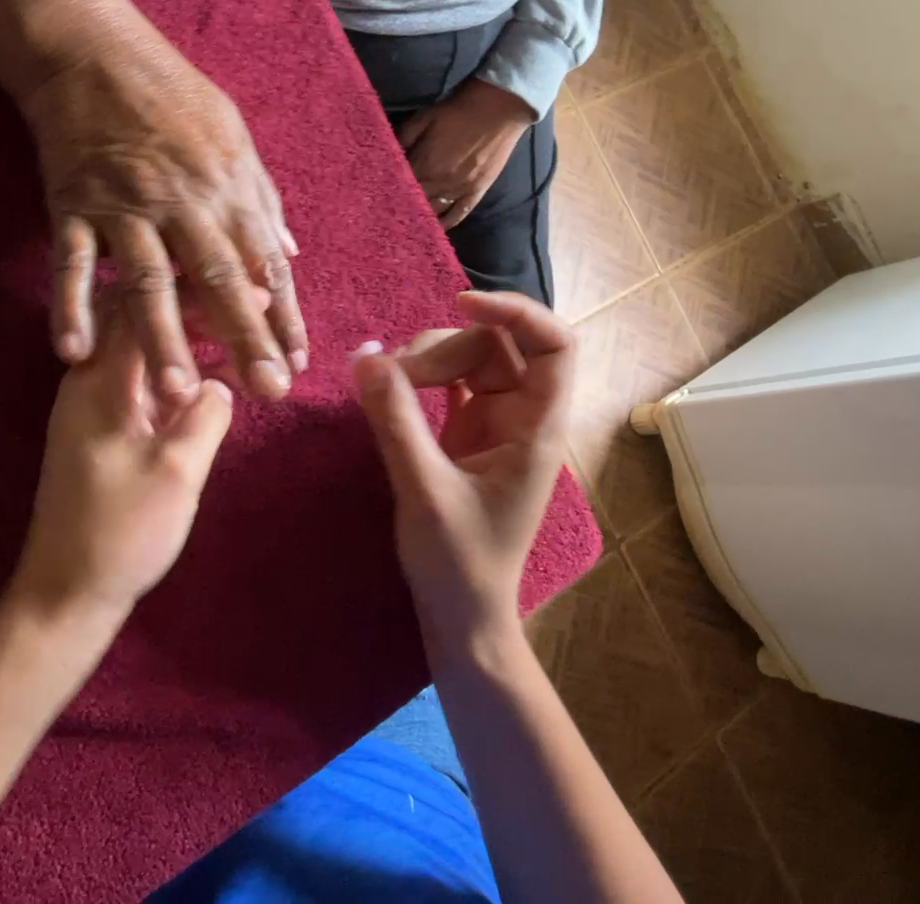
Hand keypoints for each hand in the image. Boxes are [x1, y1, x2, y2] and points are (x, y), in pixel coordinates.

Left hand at [11, 301, 234, 618]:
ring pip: (145, 350)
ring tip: (242, 338)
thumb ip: (205, 415)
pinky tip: (217, 382)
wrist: (67, 590)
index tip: (249, 290)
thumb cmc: (120, 532)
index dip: (199, 292)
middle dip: (196, 307)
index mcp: (99, 382)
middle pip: (142, 319)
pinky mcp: (104, 430)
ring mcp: (94, 406)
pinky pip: (144, 383)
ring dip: (191, 340)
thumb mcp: (176, 472)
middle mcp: (90, 382)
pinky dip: (180, 375)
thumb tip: (221, 382)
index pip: (146, 308)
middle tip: (251, 307)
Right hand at [22, 30, 307, 403]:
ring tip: (178, 391)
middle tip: (267, 393)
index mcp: (227, 188)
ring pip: (149, 282)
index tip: (297, 363)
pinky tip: (75, 354)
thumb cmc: (171, 95)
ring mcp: (125, 209)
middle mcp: (183, 204)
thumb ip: (261, 199)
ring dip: (164, 339)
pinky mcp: (73, 208)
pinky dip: (71, 307)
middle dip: (246, 339)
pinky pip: (72, 265)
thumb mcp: (234, 136)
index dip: (283, 315)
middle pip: (219, 280)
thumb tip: (288, 256)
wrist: (92, 53)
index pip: (264, 263)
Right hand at [351, 292, 574, 640]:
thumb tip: (364, 356)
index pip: (555, 344)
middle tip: (389, 379)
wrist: (462, 613)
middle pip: (494, 346)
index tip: (459, 305)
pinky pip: (450, 385)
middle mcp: (522, 418)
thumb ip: (396, 421)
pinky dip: (421, 379)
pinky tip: (391, 387)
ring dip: (424, 362)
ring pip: (467, 361)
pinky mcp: (467, 436)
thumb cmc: (458, 562)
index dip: (516, 312)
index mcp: (536, 428)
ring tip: (381, 389)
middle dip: (440, 348)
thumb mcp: (423, 490)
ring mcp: (495, 425)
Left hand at [397, 79, 535, 228]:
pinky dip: (446, 224)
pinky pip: (458, 214)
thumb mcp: (423, 117)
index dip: (389, 190)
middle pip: (415, 201)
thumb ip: (402, 138)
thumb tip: (387, 156)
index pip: (399, 185)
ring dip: (421, 217)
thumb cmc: (457, 110)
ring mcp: (459, 190)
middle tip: (389, 212)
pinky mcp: (476, 192)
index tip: (378, 196)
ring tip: (407, 224)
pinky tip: (436, 229)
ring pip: (434, 210)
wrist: (498, 107)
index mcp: (424, 164)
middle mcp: (439, 182)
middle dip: (402, 205)